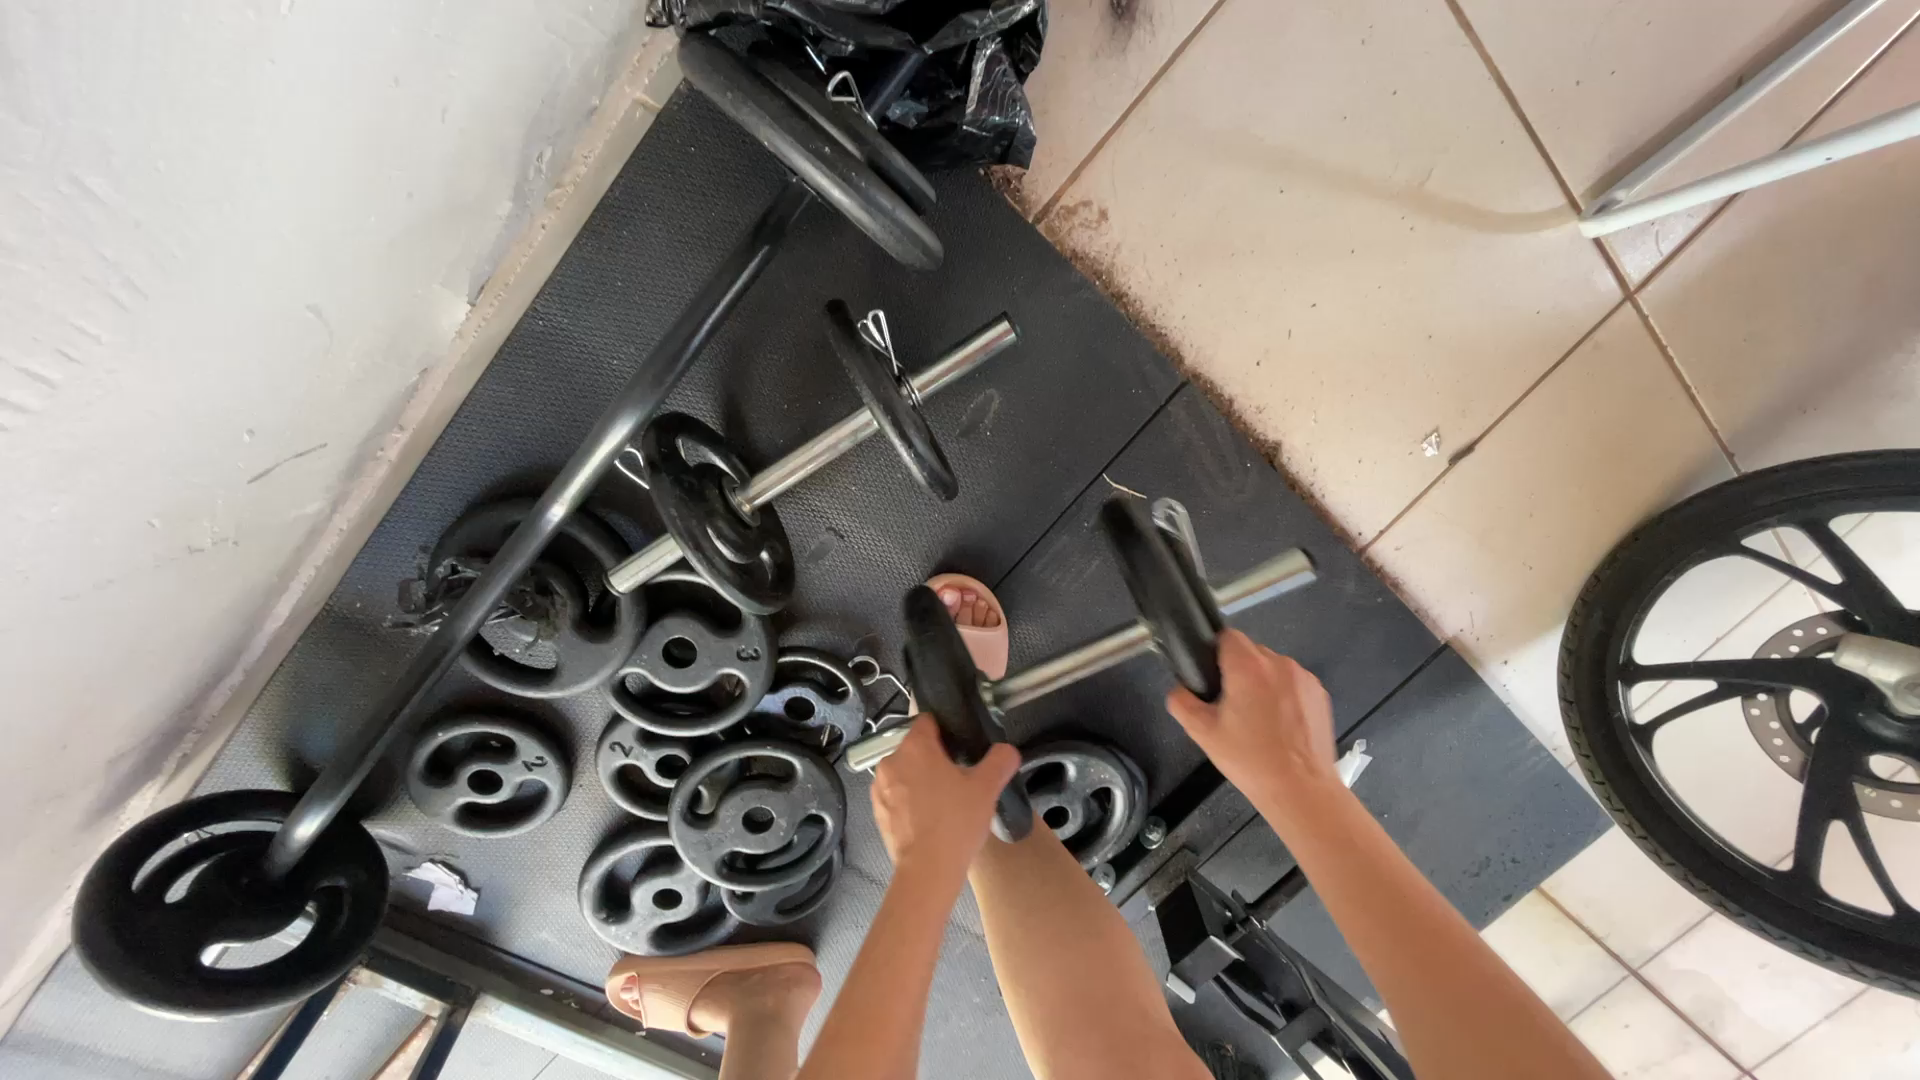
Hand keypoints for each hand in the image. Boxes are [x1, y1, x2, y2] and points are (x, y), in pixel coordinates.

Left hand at [870, 717, 1021, 888]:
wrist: (928, 871)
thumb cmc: (956, 823)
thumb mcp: (987, 787)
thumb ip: (1000, 760)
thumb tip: (1007, 750)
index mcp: (915, 746)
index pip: (928, 720)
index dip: (946, 730)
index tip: (960, 747)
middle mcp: (891, 761)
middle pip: (916, 747)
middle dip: (935, 758)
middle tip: (959, 778)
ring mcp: (880, 788)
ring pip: (905, 772)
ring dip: (921, 780)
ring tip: (945, 801)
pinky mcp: (877, 812)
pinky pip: (896, 795)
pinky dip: (910, 801)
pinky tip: (930, 819)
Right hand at [1165, 630, 1341, 820]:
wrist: (1300, 789)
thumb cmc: (1250, 759)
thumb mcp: (1201, 732)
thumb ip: (1180, 702)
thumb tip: (1180, 690)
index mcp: (1248, 667)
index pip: (1227, 636)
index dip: (1215, 653)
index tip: (1213, 677)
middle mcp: (1279, 664)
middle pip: (1250, 652)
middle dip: (1238, 672)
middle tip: (1231, 706)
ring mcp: (1304, 678)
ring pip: (1272, 668)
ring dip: (1262, 683)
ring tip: (1258, 719)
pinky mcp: (1320, 694)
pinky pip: (1293, 683)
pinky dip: (1283, 695)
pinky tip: (1279, 725)